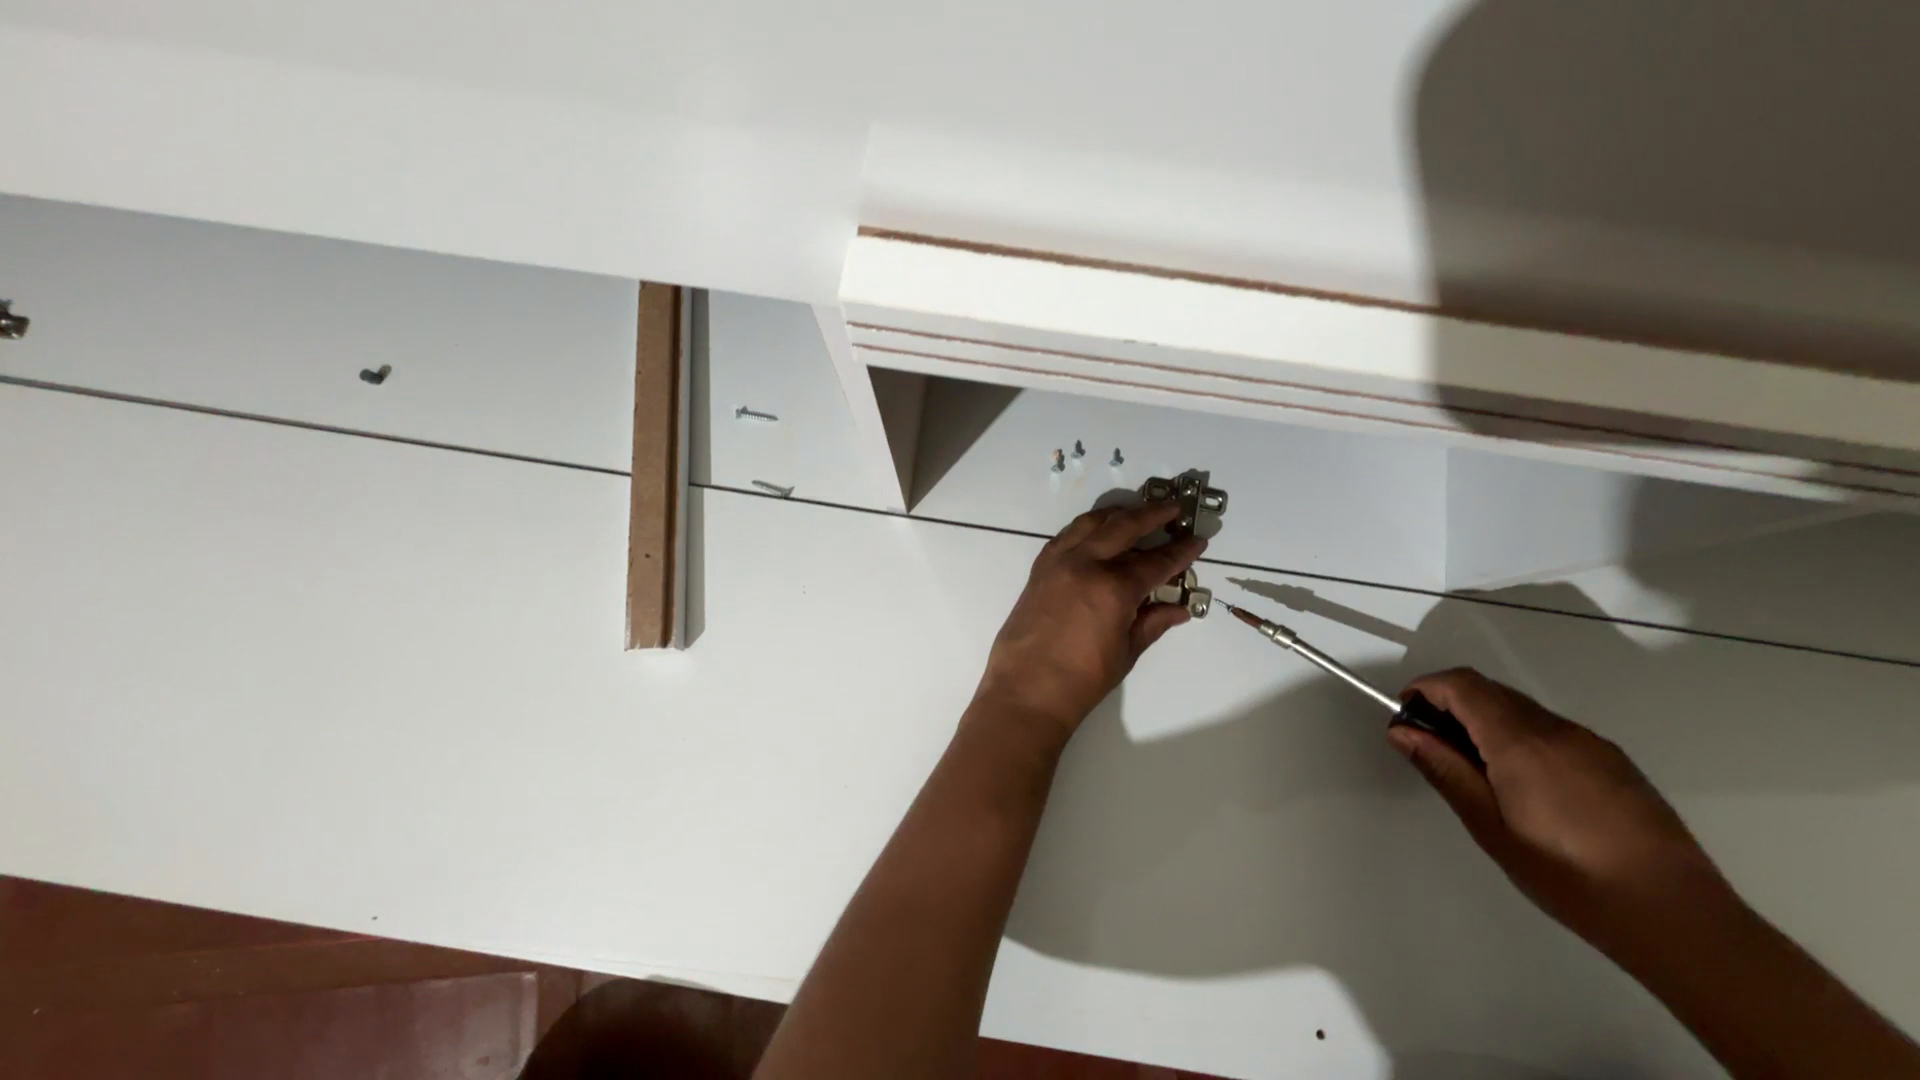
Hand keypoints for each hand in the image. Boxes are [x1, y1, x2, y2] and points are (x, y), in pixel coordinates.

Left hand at [972, 502, 1206, 742]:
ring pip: (1091, 523)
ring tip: (1137, 512)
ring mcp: (1058, 563)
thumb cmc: (1081, 680)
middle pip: (1124, 527)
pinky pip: (1067, 537)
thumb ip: (1152, 623)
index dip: (1180, 551)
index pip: (1156, 562)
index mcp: (1113, 588)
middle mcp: (1085, 565)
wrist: (1025, 691)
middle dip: (1152, 514)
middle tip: (1173, 507)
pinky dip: (1087, 528)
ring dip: (1117, 514)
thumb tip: (1179, 609)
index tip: (1198, 540)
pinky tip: (1098, 533)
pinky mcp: (1039, 570)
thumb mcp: (1125, 652)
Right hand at [1390, 669, 1732, 955]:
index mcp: (1521, 742)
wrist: (1675, 913)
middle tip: (1431, 748)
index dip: (1426, 689)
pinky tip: (1524, 787)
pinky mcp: (1615, 761)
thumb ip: (1445, 771)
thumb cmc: (1567, 876)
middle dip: (1451, 705)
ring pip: (1522, 710)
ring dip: (1486, 722)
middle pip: (1491, 691)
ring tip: (1475, 773)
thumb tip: (1403, 732)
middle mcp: (1557, 729)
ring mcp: (1591, 743)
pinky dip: (1520, 738)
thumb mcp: (1490, 827)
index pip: (1463, 685)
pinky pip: (1552, 731)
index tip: (1405, 717)